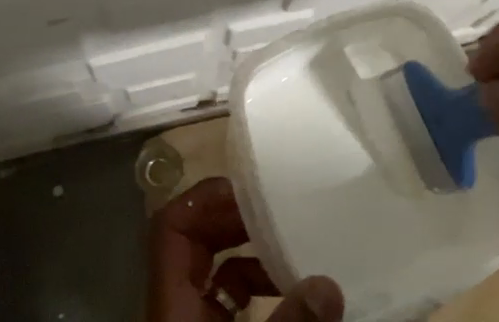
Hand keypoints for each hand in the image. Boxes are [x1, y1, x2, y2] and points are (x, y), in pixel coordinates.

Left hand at [146, 177, 343, 321]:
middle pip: (196, 240)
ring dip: (254, 255)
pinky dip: (258, 288)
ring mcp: (191, 321)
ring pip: (216, 271)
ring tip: (296, 250)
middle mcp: (174, 304)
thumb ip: (287, 321)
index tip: (248, 189)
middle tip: (280, 210)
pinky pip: (229, 300)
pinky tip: (292, 292)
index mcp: (169, 299)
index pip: (171, 226)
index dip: (204, 200)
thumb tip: (329, 285)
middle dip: (238, 221)